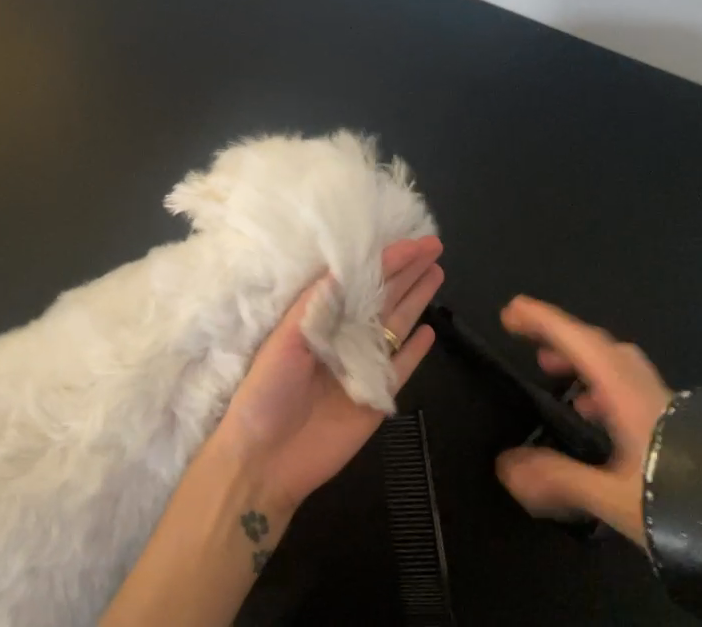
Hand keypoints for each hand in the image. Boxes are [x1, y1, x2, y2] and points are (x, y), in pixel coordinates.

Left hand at [212, 236, 444, 513]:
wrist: (265, 460)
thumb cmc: (265, 393)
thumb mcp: (284, 340)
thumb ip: (316, 306)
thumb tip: (347, 268)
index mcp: (315, 319)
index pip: (355, 280)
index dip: (384, 260)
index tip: (412, 241)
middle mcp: (340, 337)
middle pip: (380, 298)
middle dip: (405, 271)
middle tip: (433, 247)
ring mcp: (360, 367)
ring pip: (395, 326)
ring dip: (415, 299)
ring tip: (436, 273)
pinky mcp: (374, 399)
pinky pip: (400, 369)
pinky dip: (416, 351)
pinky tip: (431, 331)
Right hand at [493, 295, 672, 546]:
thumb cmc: (680, 503)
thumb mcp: (615, 498)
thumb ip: (559, 479)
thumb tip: (505, 466)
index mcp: (629, 396)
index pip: (581, 342)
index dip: (544, 321)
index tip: (513, 309)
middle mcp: (649, 392)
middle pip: (604, 348)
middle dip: (564, 340)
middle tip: (534, 348)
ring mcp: (669, 408)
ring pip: (623, 369)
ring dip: (588, 365)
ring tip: (562, 383)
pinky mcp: (682, 427)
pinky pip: (635, 391)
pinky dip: (607, 391)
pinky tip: (601, 422)